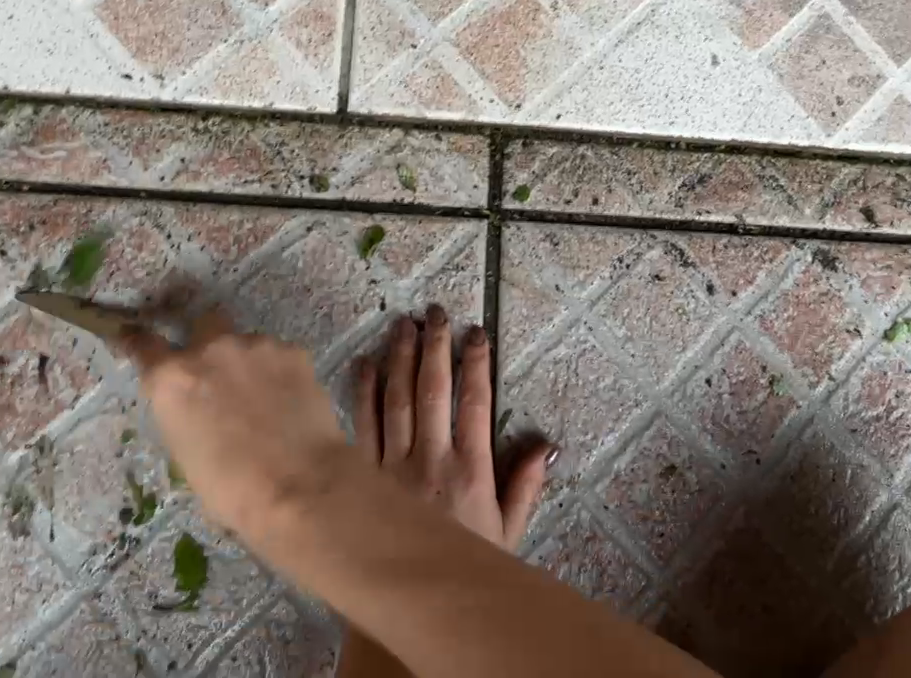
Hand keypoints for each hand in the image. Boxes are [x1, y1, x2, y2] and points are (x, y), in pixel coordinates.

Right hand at [121, 308, 352, 538]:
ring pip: (247, 342)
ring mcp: (256, 346)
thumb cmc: (231, 487)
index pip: (145, 344)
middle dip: (208, 338)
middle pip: (205, 323)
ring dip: (248, 361)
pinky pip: (279, 355)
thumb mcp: (184, 451)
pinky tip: (289, 399)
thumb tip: (193, 402)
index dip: (141, 341)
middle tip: (220, 370)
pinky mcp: (292, 351)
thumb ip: (183, 411)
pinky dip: (279, 372)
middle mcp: (211, 350)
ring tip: (264, 396)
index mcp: (173, 379)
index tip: (137, 335)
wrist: (298, 484)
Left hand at [351, 305, 551, 549]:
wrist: (407, 599)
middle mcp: (430, 460)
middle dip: (436, 347)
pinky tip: (367, 364)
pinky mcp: (364, 474)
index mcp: (469, 471)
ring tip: (403, 324)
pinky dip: (364, 392)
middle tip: (436, 312)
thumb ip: (525, 487)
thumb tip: (547, 445)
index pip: (475, 404)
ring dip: (401, 358)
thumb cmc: (464, 565)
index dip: (477, 364)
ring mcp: (393, 465)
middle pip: (433, 390)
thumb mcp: (508, 532)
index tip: (478, 333)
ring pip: (397, 400)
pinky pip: (362, 425)